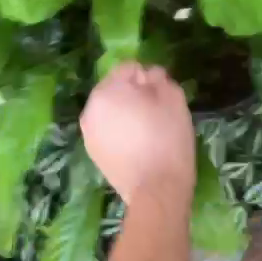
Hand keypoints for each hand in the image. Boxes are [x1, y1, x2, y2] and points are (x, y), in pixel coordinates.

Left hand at [80, 62, 195, 206]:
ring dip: (125, 116)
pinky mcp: (94, 156)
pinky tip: (136, 149)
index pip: (129, 69)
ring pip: (111, 114)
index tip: (161, 98)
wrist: (156, 191)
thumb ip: (158, 78)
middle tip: (154, 116)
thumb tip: (149, 77)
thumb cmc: (166, 140)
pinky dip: (120, 135)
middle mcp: (90, 111)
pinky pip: (108, 134)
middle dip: (133, 97)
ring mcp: (89, 136)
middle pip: (115, 92)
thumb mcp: (172, 97)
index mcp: (106, 91)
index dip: (148, 80)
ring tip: (146, 134)